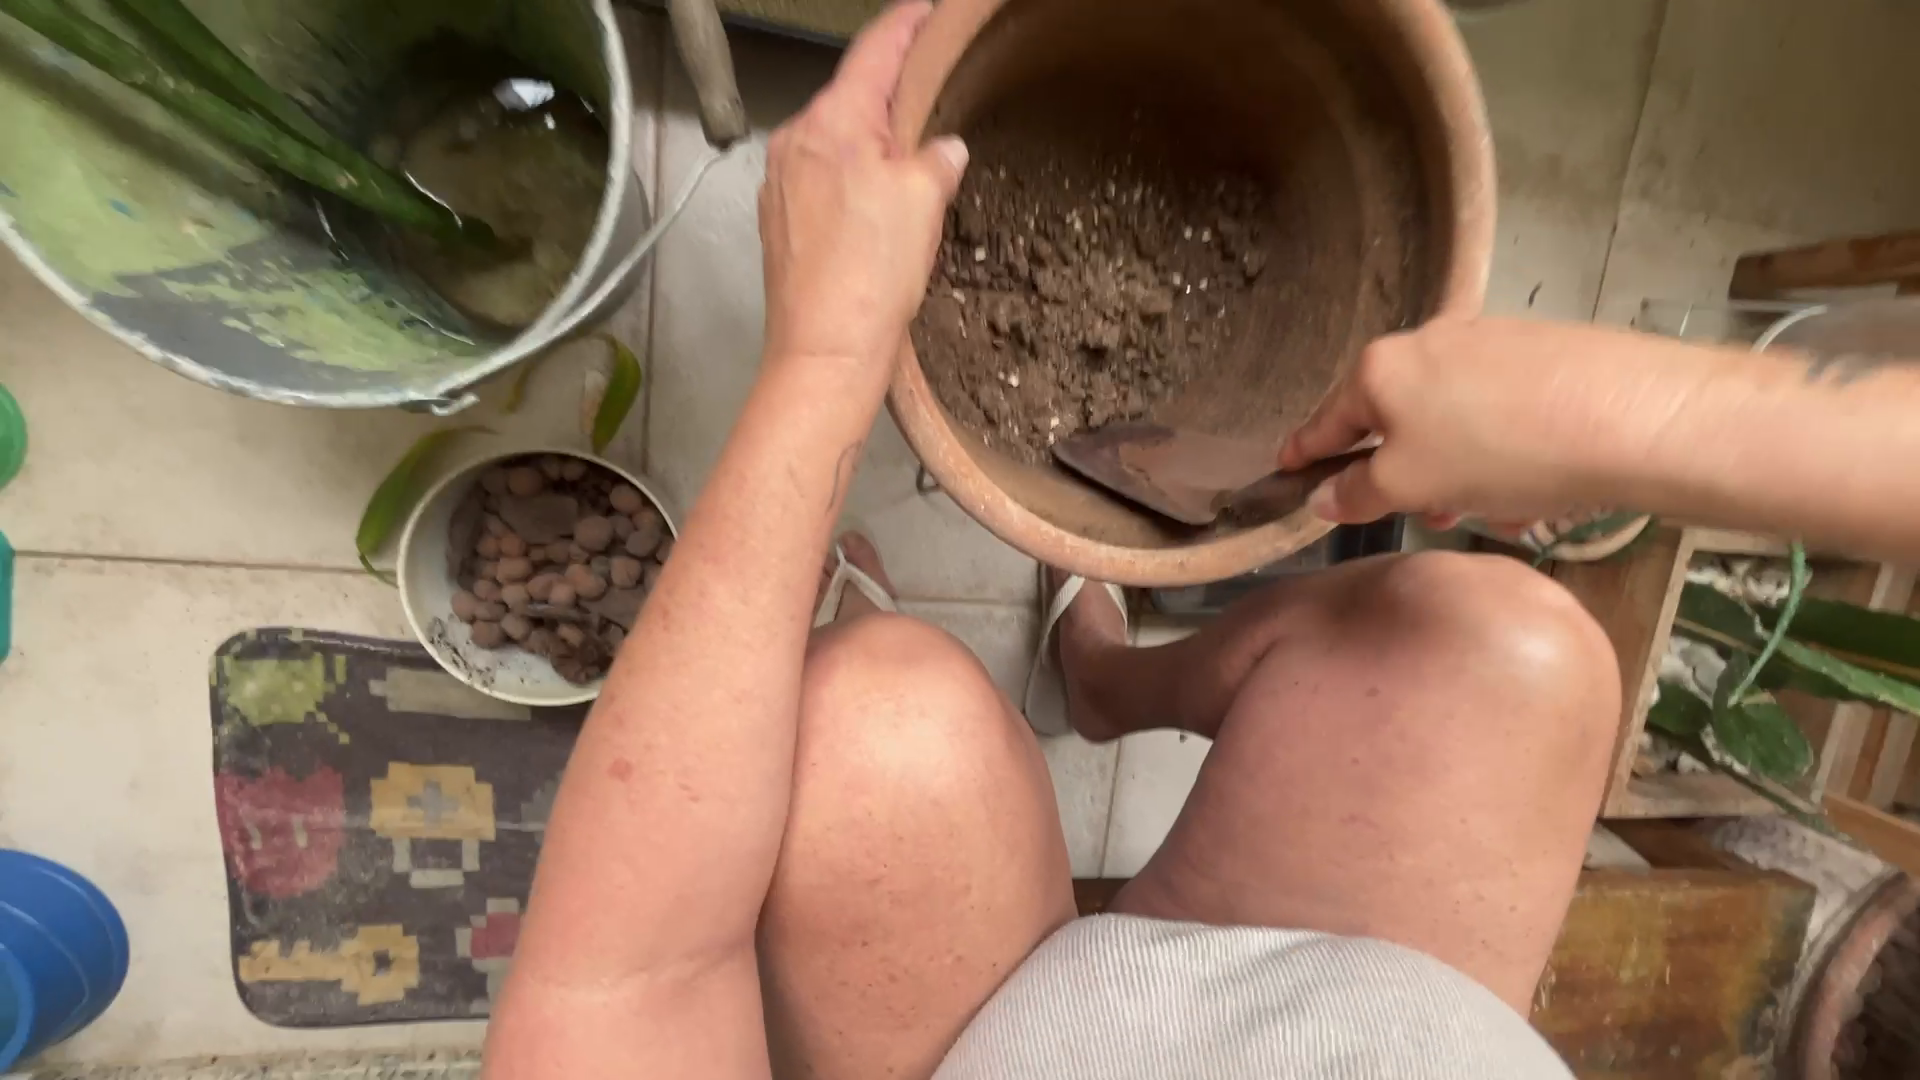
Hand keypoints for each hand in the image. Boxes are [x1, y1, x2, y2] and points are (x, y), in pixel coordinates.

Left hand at [759, 1, 968, 375]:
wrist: (825, 351)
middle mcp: (794, 142)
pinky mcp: (778, 225)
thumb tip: (944, 150)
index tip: (927, 10)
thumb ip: (936, 161)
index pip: (873, 52)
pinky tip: (869, 214)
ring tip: (902, 173)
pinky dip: (847, 184)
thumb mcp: (923, 204)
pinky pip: (818, 183)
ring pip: (832, 146)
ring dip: (867, 148)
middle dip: (888, 100)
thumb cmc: (873, 274)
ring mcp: (779, 185)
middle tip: (927, 107)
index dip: (905, 25)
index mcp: (832, 123)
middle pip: (848, 100)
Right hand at [1279, 318, 1709, 525]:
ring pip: (1446, 419)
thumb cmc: (1497, 452)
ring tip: (1492, 506)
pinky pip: (1495, 409)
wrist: (1644, 418)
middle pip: (1390, 421)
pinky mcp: (1543, 350)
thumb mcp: (1408, 485)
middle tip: (1428, 512)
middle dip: (1401, 473)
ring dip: (1453, 468)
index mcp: (1380, 369)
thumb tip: (1322, 498)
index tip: (1286, 473)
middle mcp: (1426, 342)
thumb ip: (1353, 493)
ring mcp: (1488, 341)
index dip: (1302, 455)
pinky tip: (1533, 482)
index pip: (1323, 423)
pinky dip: (1497, 448)